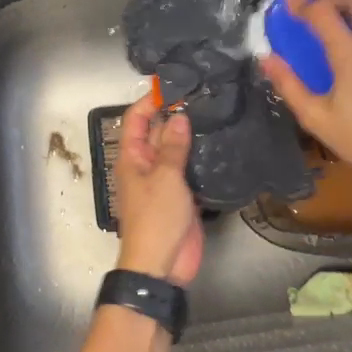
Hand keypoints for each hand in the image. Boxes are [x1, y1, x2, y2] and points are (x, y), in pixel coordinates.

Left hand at [112, 95, 203, 286]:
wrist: (161, 266)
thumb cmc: (156, 219)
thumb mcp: (165, 178)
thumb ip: (173, 146)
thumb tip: (178, 116)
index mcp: (132, 158)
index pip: (136, 120)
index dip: (151, 101)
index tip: (174, 85)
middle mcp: (146, 165)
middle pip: (158, 132)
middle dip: (175, 114)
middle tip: (203, 94)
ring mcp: (165, 181)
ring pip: (176, 150)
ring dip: (191, 135)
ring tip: (215, 113)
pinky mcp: (182, 196)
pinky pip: (189, 170)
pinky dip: (201, 158)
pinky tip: (220, 145)